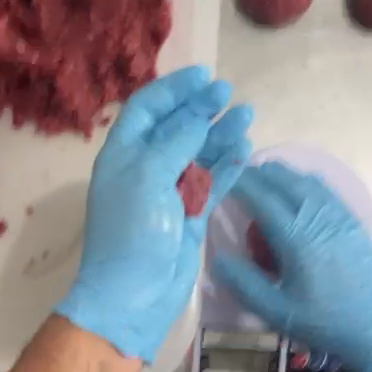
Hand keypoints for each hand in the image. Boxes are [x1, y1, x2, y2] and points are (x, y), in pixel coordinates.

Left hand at [56, 66, 254, 361]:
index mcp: (123, 154)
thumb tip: (199, 114)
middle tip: (229, 94)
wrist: (133, 295)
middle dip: (201, 108)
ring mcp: (169, 193)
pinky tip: (245, 148)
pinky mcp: (191, 216)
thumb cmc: (131, 232)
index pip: (147, 109)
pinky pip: (212, 182)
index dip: (173, 90)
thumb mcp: (148, 176)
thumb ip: (176, 141)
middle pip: (176, 127)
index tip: (203, 76)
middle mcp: (145, 168)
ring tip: (247, 115)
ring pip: (199, 154)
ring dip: (220, 134)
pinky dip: (228, 165)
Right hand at [212, 163, 371, 371]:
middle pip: (287, 183)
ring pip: (309, 183)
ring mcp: (340, 219)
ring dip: (285, 175)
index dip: (242, 185)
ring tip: (266, 174)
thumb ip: (244, 283)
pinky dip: (307, 183)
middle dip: (262, 174)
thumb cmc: (321, 323)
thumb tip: (218, 259)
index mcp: (297, 239)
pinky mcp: (353, 224)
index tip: (224, 176)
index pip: (264, 200)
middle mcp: (319, 220)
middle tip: (240, 171)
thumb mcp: (275, 311)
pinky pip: (326, 192)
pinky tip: (300, 188)